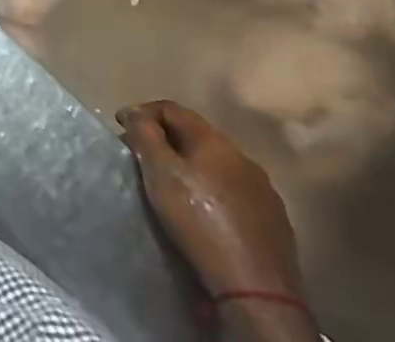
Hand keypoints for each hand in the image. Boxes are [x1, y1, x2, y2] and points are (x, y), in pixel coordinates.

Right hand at [117, 101, 302, 298]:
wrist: (255, 286)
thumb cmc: (198, 219)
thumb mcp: (159, 172)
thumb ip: (145, 135)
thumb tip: (136, 112)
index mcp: (214, 140)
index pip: (172, 109)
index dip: (142, 111)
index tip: (120, 124)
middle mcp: (242, 156)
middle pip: (195, 135)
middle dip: (165, 139)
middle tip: (141, 155)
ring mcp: (262, 189)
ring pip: (216, 164)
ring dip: (191, 165)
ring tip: (172, 183)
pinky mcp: (273, 219)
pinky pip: (234, 191)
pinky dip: (212, 189)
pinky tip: (204, 209)